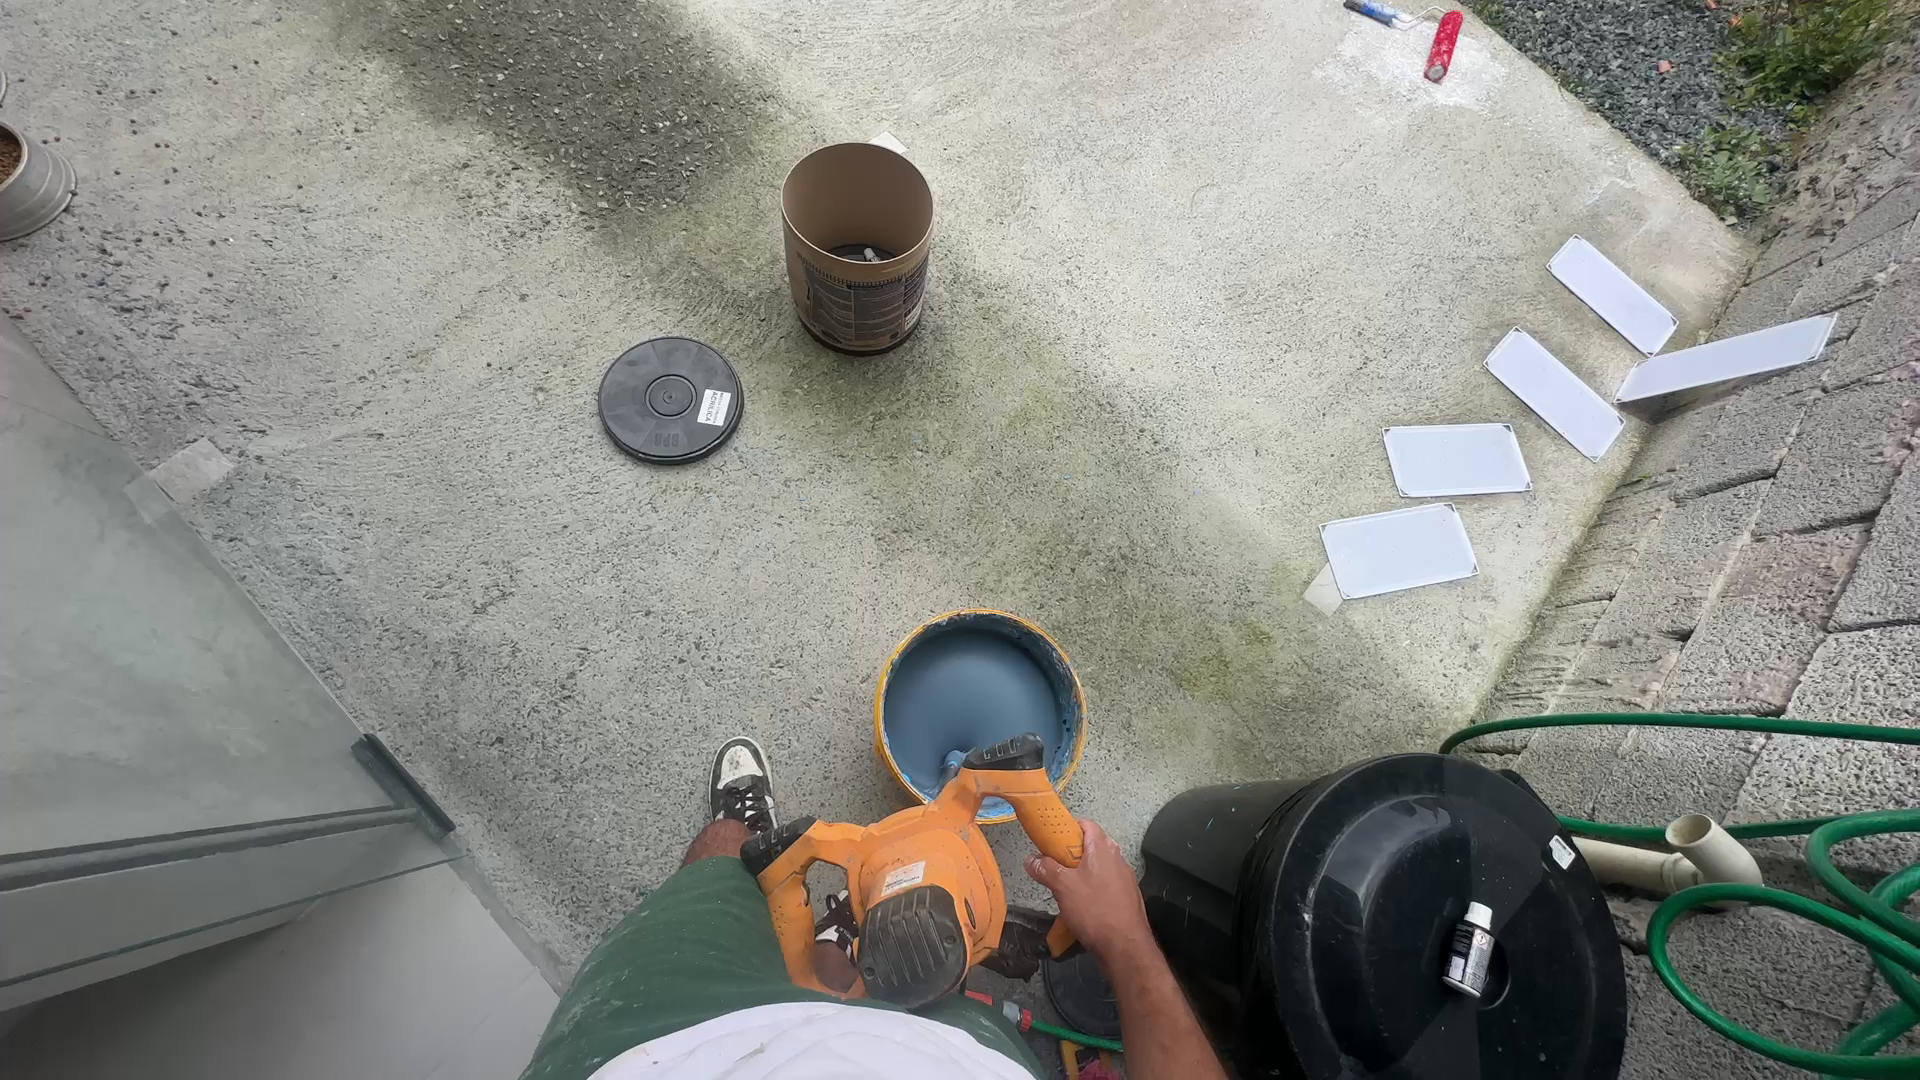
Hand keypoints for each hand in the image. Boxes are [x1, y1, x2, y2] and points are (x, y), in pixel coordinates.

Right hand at [1025, 820, 1152, 962]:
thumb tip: (1031, 859)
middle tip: (1056, 866)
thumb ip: (1045, 869)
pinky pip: (1106, 885)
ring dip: (1082, 873)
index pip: (1085, 824)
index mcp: (1102, 847)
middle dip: (1072, 854)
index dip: (1068, 828)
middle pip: (1091, 846)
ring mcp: (1125, 878)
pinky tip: (1084, 906)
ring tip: (1067, 888)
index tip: (1053, 841)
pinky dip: (1094, 889)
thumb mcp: (1062, 886)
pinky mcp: (1127, 898)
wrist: (1126, 947)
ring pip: (1098, 867)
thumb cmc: (1095, 910)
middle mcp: (1117, 858)